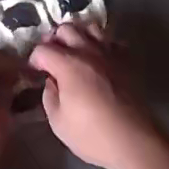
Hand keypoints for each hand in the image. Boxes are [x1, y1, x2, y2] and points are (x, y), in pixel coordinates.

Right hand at [27, 23, 168, 168]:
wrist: (134, 140)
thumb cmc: (92, 135)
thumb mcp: (58, 122)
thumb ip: (49, 96)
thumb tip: (51, 82)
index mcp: (68, 65)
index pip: (42, 49)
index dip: (34, 60)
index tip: (34, 72)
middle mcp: (88, 52)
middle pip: (66, 29)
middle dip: (54, 40)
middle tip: (52, 58)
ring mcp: (110, 54)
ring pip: (91, 28)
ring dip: (79, 36)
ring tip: (74, 53)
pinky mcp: (127, 61)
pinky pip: (112, 41)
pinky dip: (102, 44)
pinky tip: (99, 59)